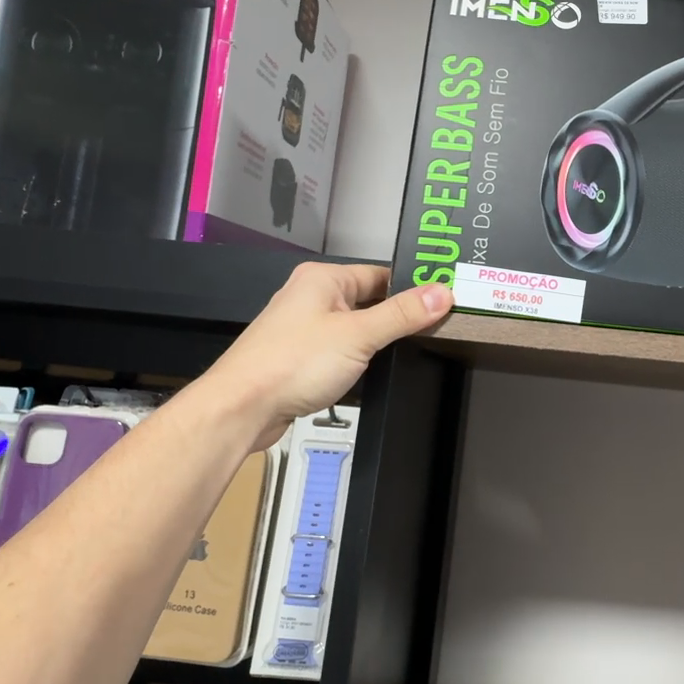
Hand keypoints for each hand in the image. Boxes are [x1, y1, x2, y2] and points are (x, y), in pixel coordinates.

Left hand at [191, 263, 452, 447]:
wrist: (241, 408)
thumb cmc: (293, 363)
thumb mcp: (360, 335)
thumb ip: (403, 315)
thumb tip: (443, 293)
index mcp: (323, 279)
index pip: (381, 275)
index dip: (411, 289)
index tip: (442, 304)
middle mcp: (311, 297)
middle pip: (369, 302)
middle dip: (396, 319)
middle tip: (433, 331)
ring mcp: (302, 329)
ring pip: (354, 329)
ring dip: (375, 344)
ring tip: (405, 355)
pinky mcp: (298, 358)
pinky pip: (339, 352)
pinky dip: (357, 362)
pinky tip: (372, 376)